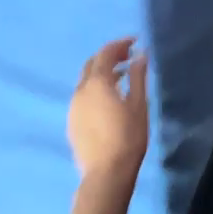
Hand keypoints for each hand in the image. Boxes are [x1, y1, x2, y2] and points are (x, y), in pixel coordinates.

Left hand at [68, 38, 148, 182]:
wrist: (106, 173)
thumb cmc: (128, 137)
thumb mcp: (139, 104)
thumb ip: (138, 76)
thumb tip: (140, 55)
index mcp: (97, 83)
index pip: (105, 54)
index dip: (119, 44)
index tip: (135, 41)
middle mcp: (80, 91)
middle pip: (92, 64)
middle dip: (109, 56)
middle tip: (128, 56)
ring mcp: (73, 107)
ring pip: (85, 81)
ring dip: (102, 73)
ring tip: (122, 76)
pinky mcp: (72, 121)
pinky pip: (83, 96)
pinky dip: (95, 88)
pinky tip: (109, 98)